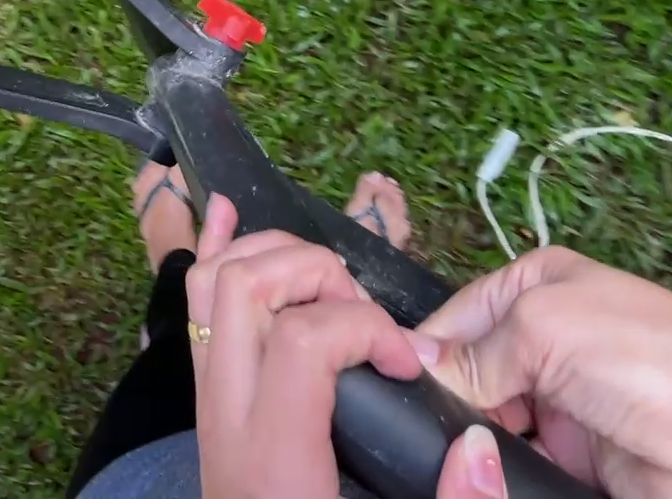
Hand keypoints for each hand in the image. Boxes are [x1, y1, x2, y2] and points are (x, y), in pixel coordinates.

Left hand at [186, 193, 434, 498]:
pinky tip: (225, 211)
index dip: (364, 328)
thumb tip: (476, 444)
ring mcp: (209, 401)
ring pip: (211, 284)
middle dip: (315, 274)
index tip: (404, 364)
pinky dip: (212, 249)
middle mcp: (227, 415)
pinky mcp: (210, 397)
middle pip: (245, 289)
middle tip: (364, 320)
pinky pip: (195, 304)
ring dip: (270, 253)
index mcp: (273, 460)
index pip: (301, 340)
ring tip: (328, 277)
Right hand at [417, 246, 671, 498]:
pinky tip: (476, 475)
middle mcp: (544, 339)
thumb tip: (412, 368)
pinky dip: (497, 470)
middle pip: (465, 368)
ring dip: (469, 438)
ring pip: (486, 420)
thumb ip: (472, 353)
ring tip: (447, 457)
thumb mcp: (545, 328)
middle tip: (419, 428)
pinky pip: (517, 461)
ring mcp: (561, 404)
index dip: (422, 347)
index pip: (454, 314)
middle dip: (444, 398)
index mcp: (536, 284)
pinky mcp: (576, 464)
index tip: (387, 379)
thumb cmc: (650, 361)